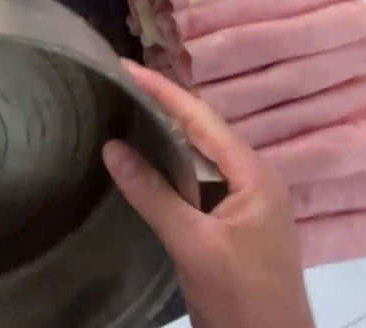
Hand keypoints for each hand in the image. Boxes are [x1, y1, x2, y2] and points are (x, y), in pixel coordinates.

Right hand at [104, 60, 314, 327]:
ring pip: (199, 153)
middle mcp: (253, 180)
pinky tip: (142, 160)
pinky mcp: (231, 223)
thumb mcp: (194, 245)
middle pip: (202, 129)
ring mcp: (244, 203)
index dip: (162, 89)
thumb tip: (110, 145)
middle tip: (119, 83)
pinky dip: (168, 162)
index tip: (124, 65)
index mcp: (255, 176)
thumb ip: (153, 194)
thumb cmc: (243, 299)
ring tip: (124, 110)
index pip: (201, 118)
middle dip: (162, 103)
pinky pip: (196, 177)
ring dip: (164, 132)